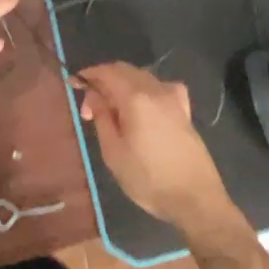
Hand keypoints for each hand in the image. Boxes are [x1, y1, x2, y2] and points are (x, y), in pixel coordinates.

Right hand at [78, 63, 239, 235]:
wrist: (194, 198)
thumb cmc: (147, 179)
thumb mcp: (113, 152)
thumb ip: (102, 117)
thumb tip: (94, 95)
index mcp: (136, 98)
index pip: (108, 72)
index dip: (89, 75)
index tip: (74, 84)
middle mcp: (157, 90)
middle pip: (126, 70)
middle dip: (105, 81)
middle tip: (90, 107)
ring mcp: (175, 99)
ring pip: (143, 77)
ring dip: (123, 85)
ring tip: (113, 111)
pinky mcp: (185, 110)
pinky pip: (161, 88)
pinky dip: (145, 90)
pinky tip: (142, 108)